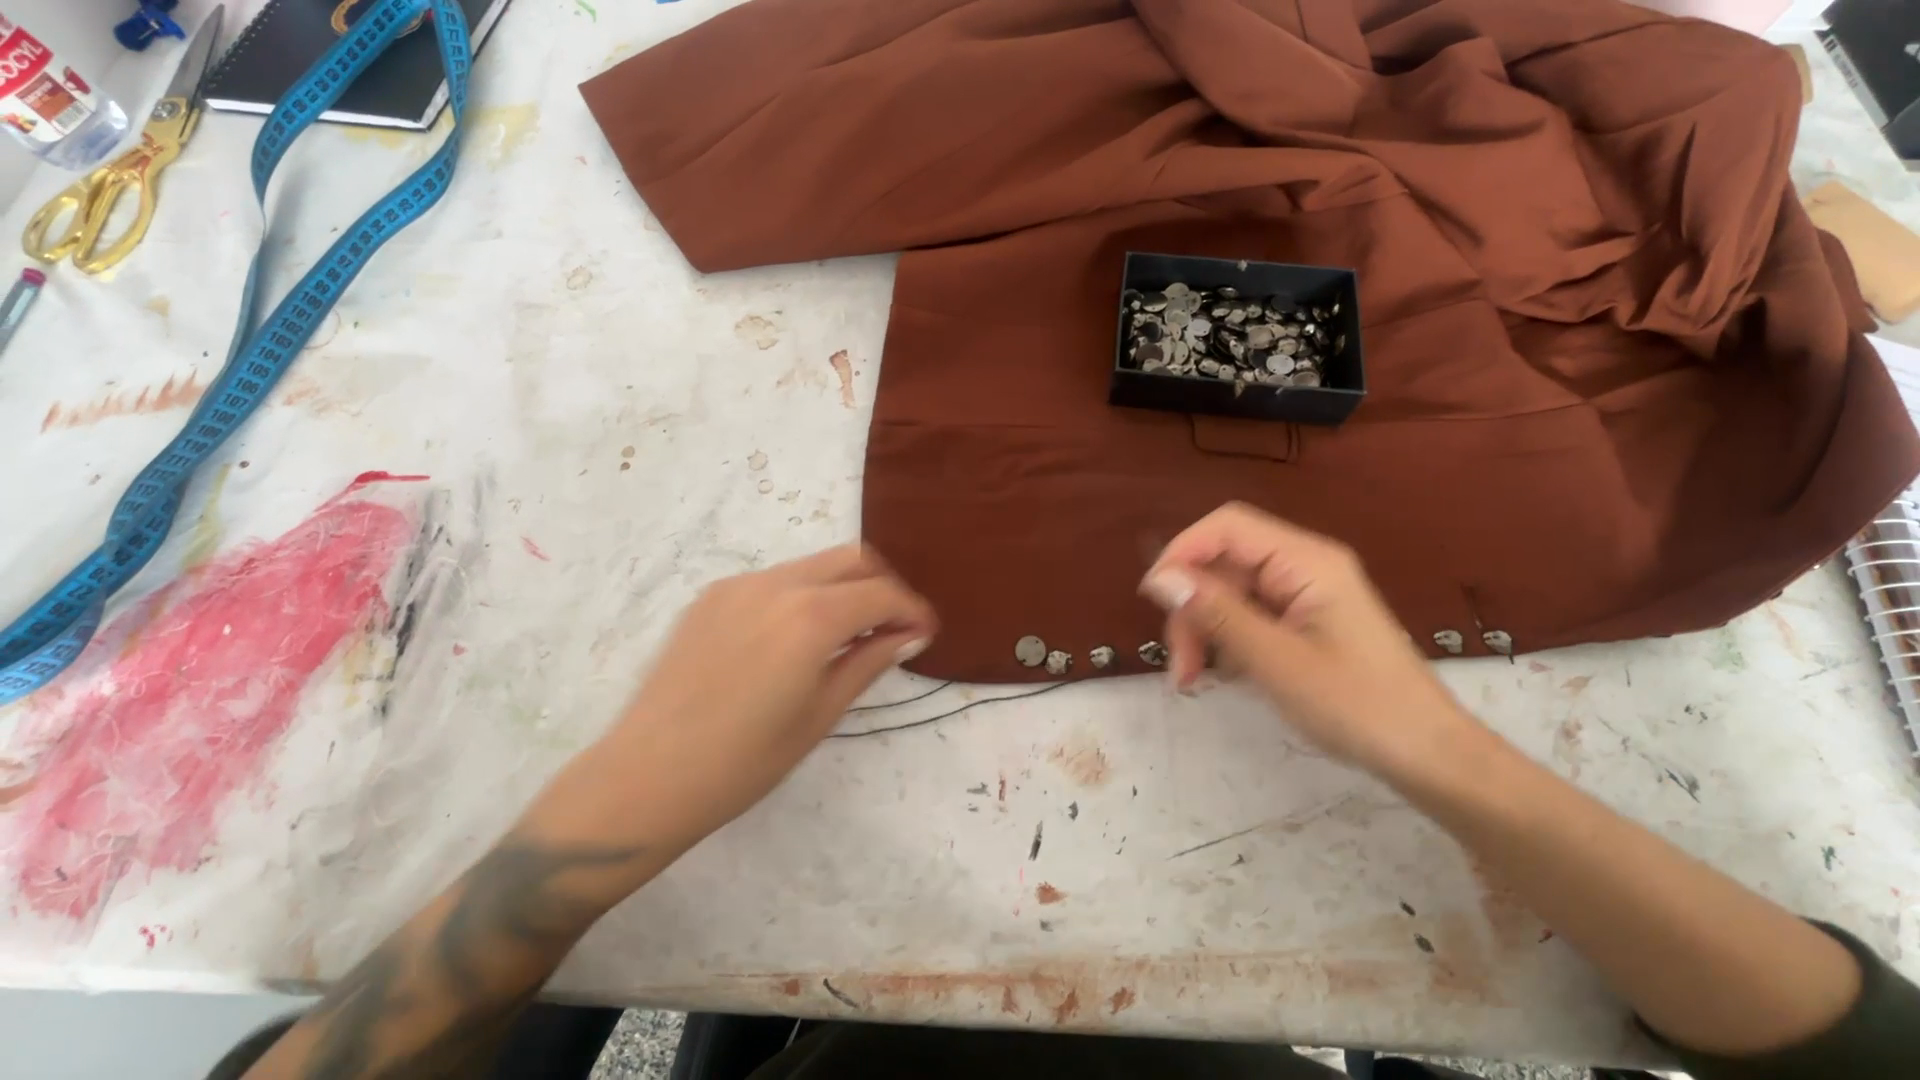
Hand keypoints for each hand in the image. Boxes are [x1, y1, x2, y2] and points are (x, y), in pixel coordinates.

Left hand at [565, 545, 936, 853]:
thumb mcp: (820, 714)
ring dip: (843, 588)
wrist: (649, 774)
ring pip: (812, 566)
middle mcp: (776, 584)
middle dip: (883, 586)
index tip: (925, 634)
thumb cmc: (745, 761)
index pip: (882, 593)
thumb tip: (911, 634)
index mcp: (811, 617)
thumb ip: (869, 662)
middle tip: (894, 627)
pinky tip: (798, 639)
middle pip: (851, 559)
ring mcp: (738, 586)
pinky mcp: (711, 597)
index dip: (912, 611)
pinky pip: (774, 581)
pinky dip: (803, 595)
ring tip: (850, 635)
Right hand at [1139, 502, 1475, 772]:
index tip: (1153, 599)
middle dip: (1192, 607)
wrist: (1426, 753)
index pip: (1227, 527)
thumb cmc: (1357, 706)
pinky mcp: (1305, 622)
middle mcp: (1305, 566)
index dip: (1182, 552)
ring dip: (1203, 629)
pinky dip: (1226, 641)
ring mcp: (1306, 595)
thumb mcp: (1276, 662)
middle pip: (1224, 563)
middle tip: (1180, 665)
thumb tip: (1161, 577)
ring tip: (1193, 680)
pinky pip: (1250, 616)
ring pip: (1231, 593)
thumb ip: (1217, 614)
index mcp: (1307, 561)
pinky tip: (1220, 676)